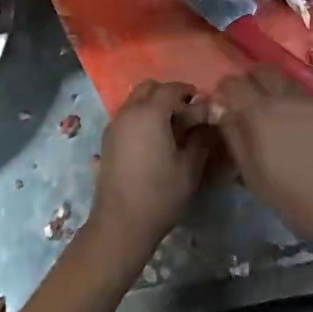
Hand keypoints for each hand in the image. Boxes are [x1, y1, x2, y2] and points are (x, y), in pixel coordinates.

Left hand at [90, 80, 214, 251]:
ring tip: (169, 126)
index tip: (201, 104)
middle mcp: (129, 112)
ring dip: (152, 104)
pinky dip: (140, 116)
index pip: (171, 89)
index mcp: (150, 113)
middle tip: (185, 112)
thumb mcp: (189, 167)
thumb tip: (205, 122)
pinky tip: (151, 139)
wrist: (120, 224)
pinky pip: (126, 115)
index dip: (188, 92)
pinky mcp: (107, 139)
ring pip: (135, 99)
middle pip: (149, 87)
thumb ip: (199, 138)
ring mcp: (115, 125)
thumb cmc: (160, 194)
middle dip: (168, 93)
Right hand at [212, 66, 312, 254]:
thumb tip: (222, 112)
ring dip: (267, 84)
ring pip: (280, 75)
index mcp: (259, 112)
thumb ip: (234, 138)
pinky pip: (296, 87)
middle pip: (258, 70)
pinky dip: (285, 92)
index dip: (222, 92)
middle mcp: (282, 96)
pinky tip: (287, 119)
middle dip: (246, 81)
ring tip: (265, 111)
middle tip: (242, 105)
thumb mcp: (253, 174)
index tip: (220, 108)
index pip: (232, 83)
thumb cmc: (292, 198)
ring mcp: (306, 98)